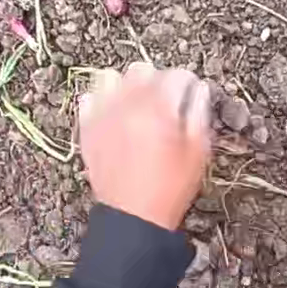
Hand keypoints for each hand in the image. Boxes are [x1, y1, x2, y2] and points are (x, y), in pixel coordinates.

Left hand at [77, 62, 211, 230]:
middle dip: (158, 80)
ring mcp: (102, 116)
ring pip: (110, 76)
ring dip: (126, 85)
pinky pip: (89, 98)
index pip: (176, 75)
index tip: (191, 92)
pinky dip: (102, 100)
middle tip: (167, 100)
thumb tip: (199, 92)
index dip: (189, 82)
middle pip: (142, 69)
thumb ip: (199, 114)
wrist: (134, 218)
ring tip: (137, 103)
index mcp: (158, 109)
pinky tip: (115, 114)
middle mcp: (126, 105)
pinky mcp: (87, 129)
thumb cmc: (170, 189)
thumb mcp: (198, 152)